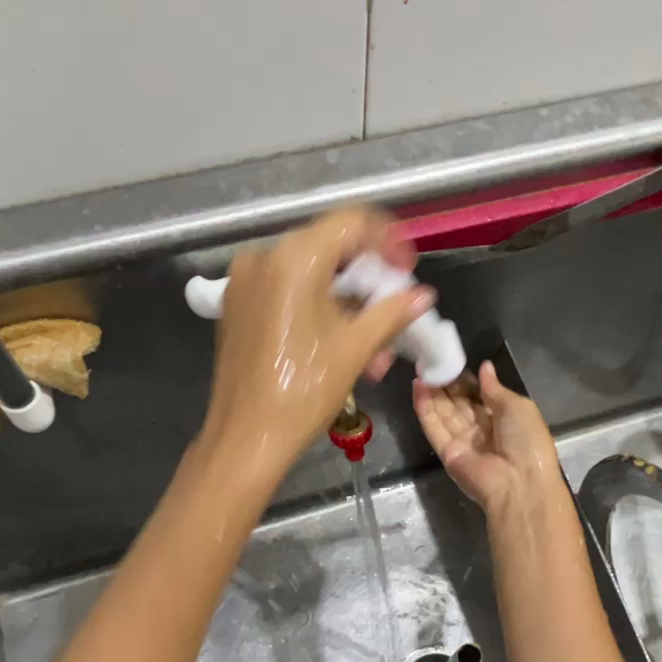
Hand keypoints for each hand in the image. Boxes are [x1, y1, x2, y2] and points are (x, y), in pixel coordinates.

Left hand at [202, 207, 432, 474]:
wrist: (245, 439)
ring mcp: (245, 281)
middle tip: (394, 313)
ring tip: (371, 349)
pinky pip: (287, 292)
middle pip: (330, 248)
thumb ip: (391, 313)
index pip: (352, 222)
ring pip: (311, 274)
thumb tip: (423, 295)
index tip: (407, 274)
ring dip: (347, 303)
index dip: (388, 242)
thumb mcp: (355, 350)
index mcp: (294, 260)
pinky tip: (338, 345)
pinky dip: (319, 309)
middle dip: (368, 281)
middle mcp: (264, 257)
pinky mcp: (238, 305)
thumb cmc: (302, 394)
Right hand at [412, 362, 560, 514]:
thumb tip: (485, 367)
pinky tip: (417, 386)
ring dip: (433, 392)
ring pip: (444, 413)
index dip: (467, 380)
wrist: (519, 483)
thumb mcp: (518, 406)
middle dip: (447, 384)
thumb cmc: (527, 440)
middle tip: (433, 361)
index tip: (454, 362)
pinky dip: (424, 408)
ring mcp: (463, 443)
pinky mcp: (447, 454)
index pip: (480, 396)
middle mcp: (482, 430)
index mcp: (504, 419)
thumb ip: (495, 388)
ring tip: (422, 368)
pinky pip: (434, 428)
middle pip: (459, 404)